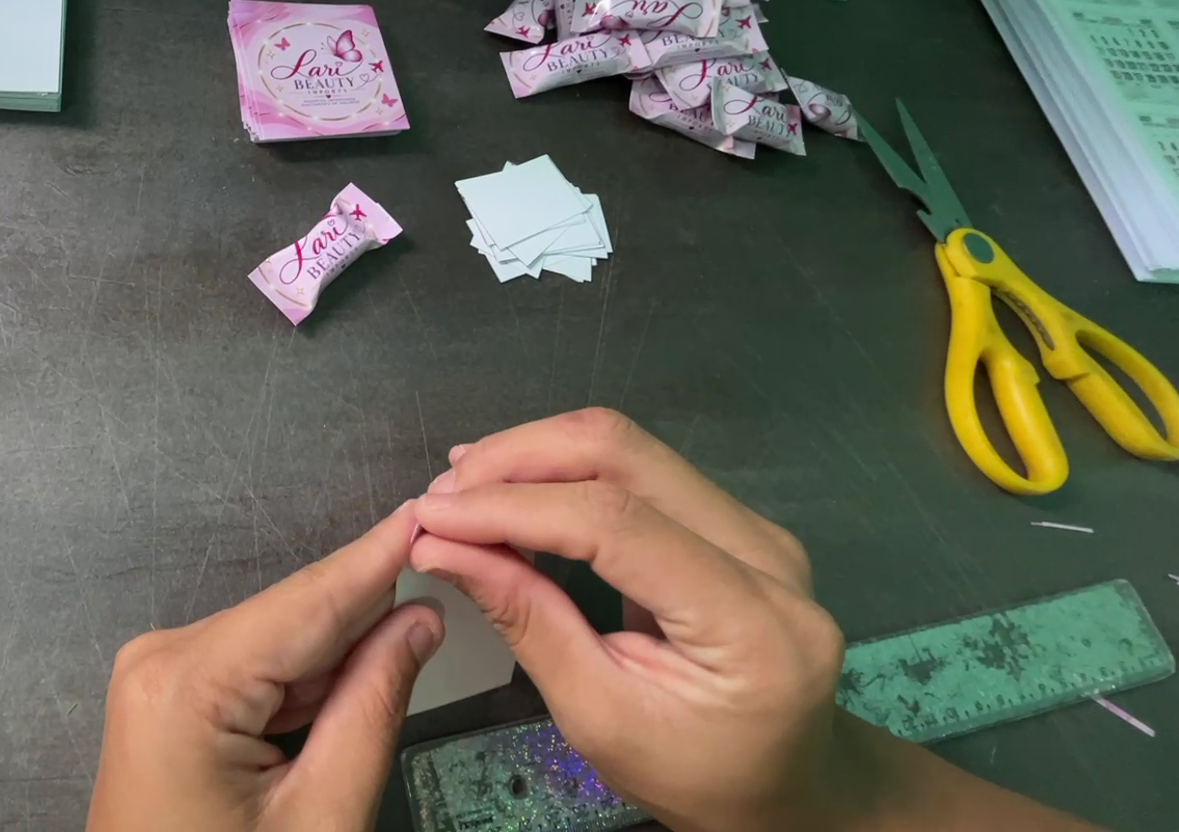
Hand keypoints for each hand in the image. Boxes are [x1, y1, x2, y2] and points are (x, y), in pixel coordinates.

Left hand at [88, 503, 444, 831]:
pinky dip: (307, 667)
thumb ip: (371, 709)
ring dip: (342, 633)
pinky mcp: (169, 689)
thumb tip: (416, 624)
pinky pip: (253, 661)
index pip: (306, 603)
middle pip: (289, 615)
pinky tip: (358, 656)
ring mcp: (159, 670)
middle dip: (366, 595)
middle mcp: (161, 657)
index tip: (419, 512)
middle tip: (435, 555)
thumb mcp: (318, 821)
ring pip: (275, 636)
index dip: (372, 556)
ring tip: (409, 614)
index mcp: (185, 686)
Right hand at [410, 408, 847, 831]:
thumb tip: (436, 545)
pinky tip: (502, 481)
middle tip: (440, 494)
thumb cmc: (697, 775)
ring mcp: (746, 520)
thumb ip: (522, 618)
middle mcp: (761, 548)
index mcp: (751, 622)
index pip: (612, 522)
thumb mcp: (596, 717)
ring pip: (616, 441)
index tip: (430, 515)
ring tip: (459, 486)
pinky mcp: (720, 511)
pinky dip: (550, 463)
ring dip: (524, 453)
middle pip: (617, 452)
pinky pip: (623, 460)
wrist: (796, 786)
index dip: (510, 507)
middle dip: (512, 458)